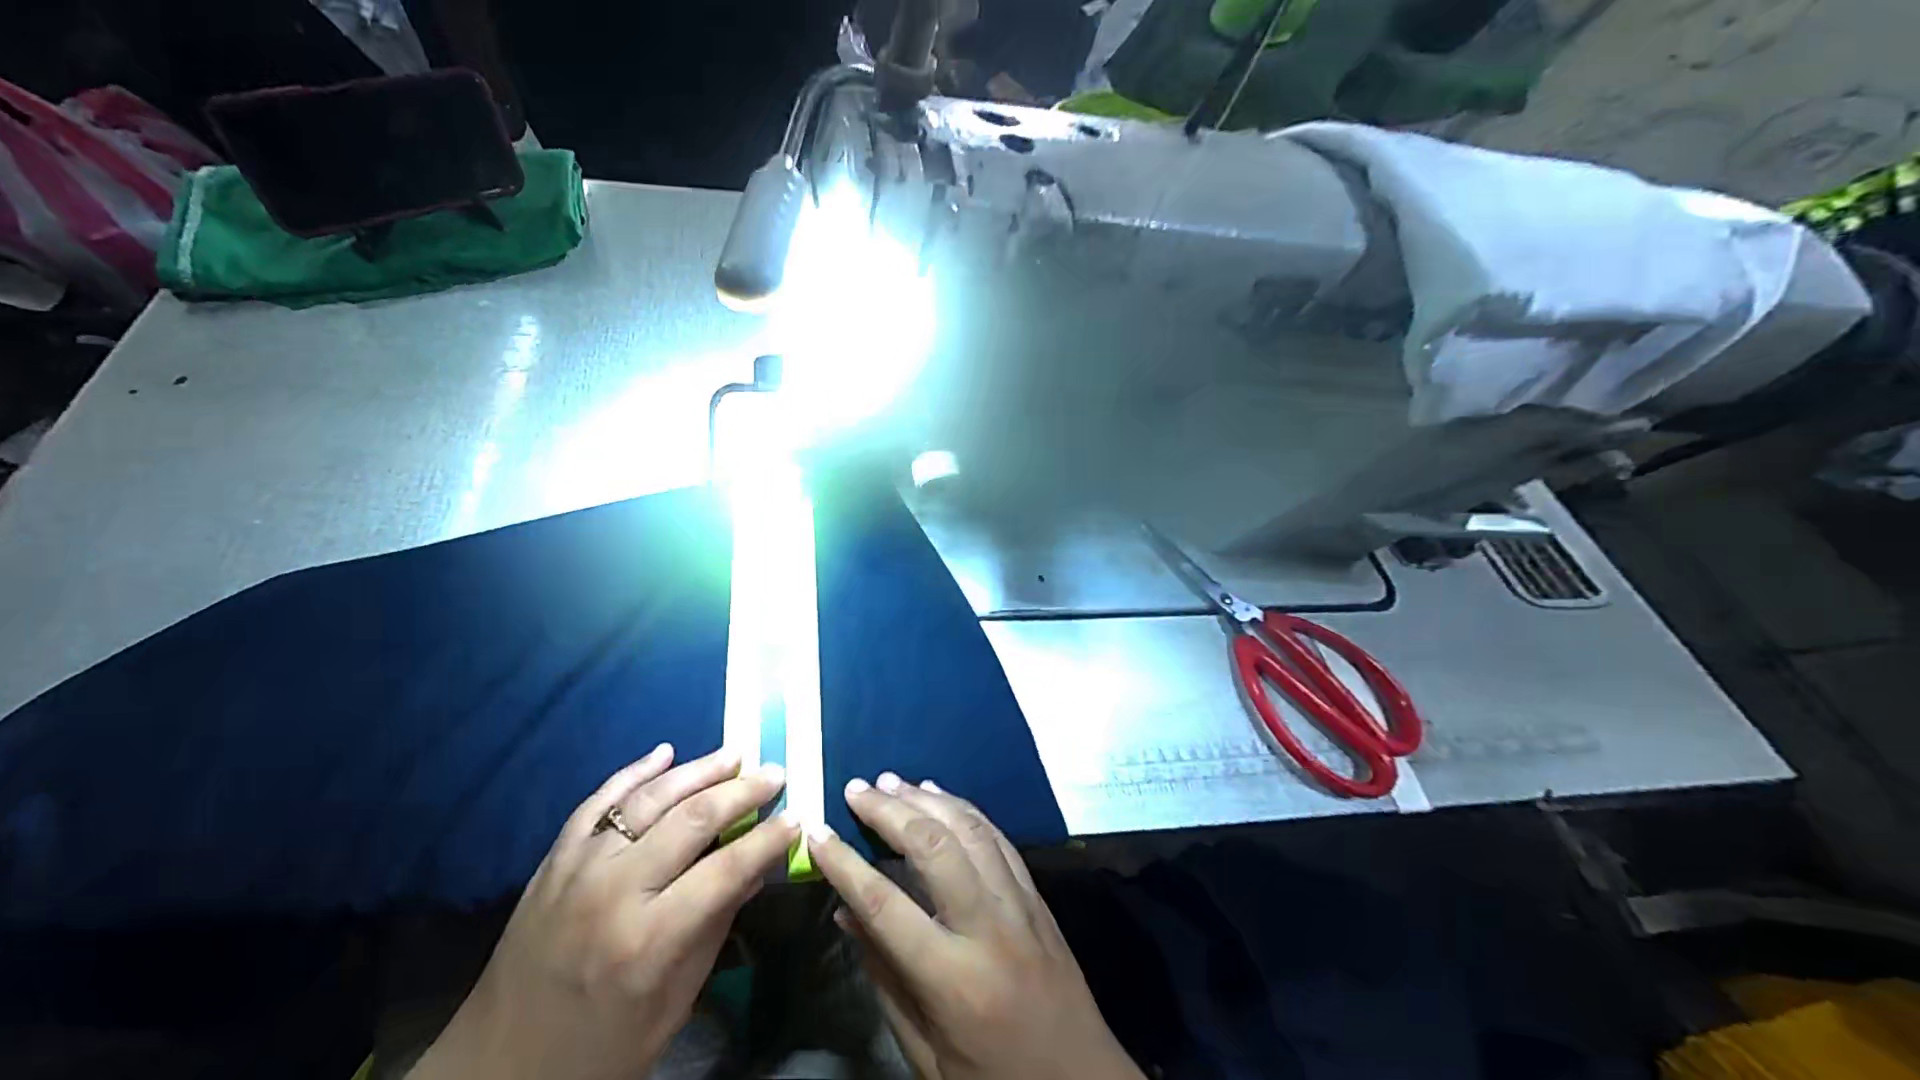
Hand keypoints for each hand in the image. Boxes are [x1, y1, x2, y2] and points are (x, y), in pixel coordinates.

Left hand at [408, 745, 796, 1079]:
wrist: (498, 1069)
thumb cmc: (602, 1048)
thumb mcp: (675, 1001)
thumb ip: (717, 924)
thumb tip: (759, 866)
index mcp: (650, 939)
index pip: (727, 869)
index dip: (768, 839)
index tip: (796, 817)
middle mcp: (614, 892)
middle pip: (693, 820)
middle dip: (742, 791)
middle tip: (776, 773)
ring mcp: (578, 869)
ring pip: (648, 800)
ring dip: (697, 770)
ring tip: (735, 754)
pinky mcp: (553, 861)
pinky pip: (597, 803)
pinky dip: (632, 773)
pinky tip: (664, 753)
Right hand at [805, 774, 1141, 1079]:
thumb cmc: (992, 1078)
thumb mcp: (925, 1052)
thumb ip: (883, 979)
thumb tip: (846, 914)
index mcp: (952, 979)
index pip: (885, 906)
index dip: (845, 864)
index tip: (817, 832)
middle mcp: (988, 928)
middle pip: (933, 849)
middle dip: (890, 811)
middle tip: (857, 788)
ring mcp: (1019, 904)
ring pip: (970, 831)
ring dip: (928, 799)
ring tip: (892, 782)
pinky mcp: (1038, 895)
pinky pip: (998, 838)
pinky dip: (966, 810)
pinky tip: (941, 796)